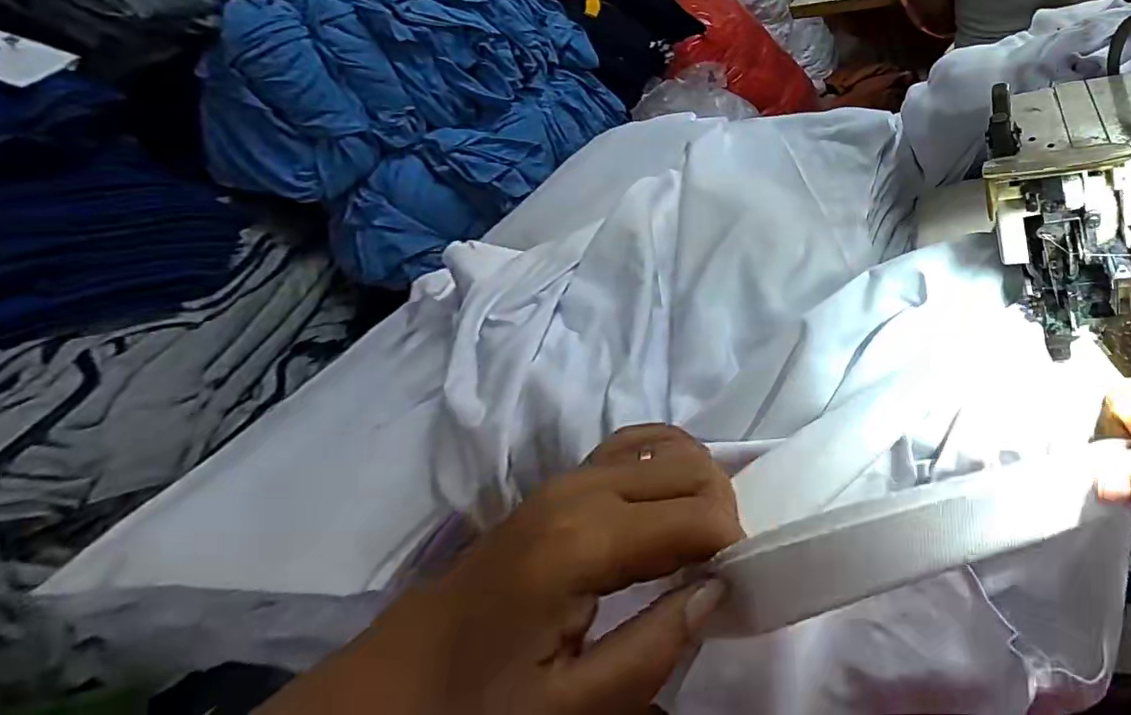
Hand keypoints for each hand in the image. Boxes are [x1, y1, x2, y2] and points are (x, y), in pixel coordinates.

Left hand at [265, 425, 741, 714]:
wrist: (394, 683)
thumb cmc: (479, 705)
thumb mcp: (566, 711)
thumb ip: (653, 650)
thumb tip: (717, 588)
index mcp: (585, 540)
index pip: (698, 514)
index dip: (732, 546)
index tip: (736, 589)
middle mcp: (582, 487)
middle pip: (691, 467)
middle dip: (723, 511)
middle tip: (720, 571)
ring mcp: (568, 474)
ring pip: (668, 446)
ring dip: (699, 485)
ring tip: (699, 542)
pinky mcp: (560, 479)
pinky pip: (634, 442)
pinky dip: (668, 460)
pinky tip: (669, 501)